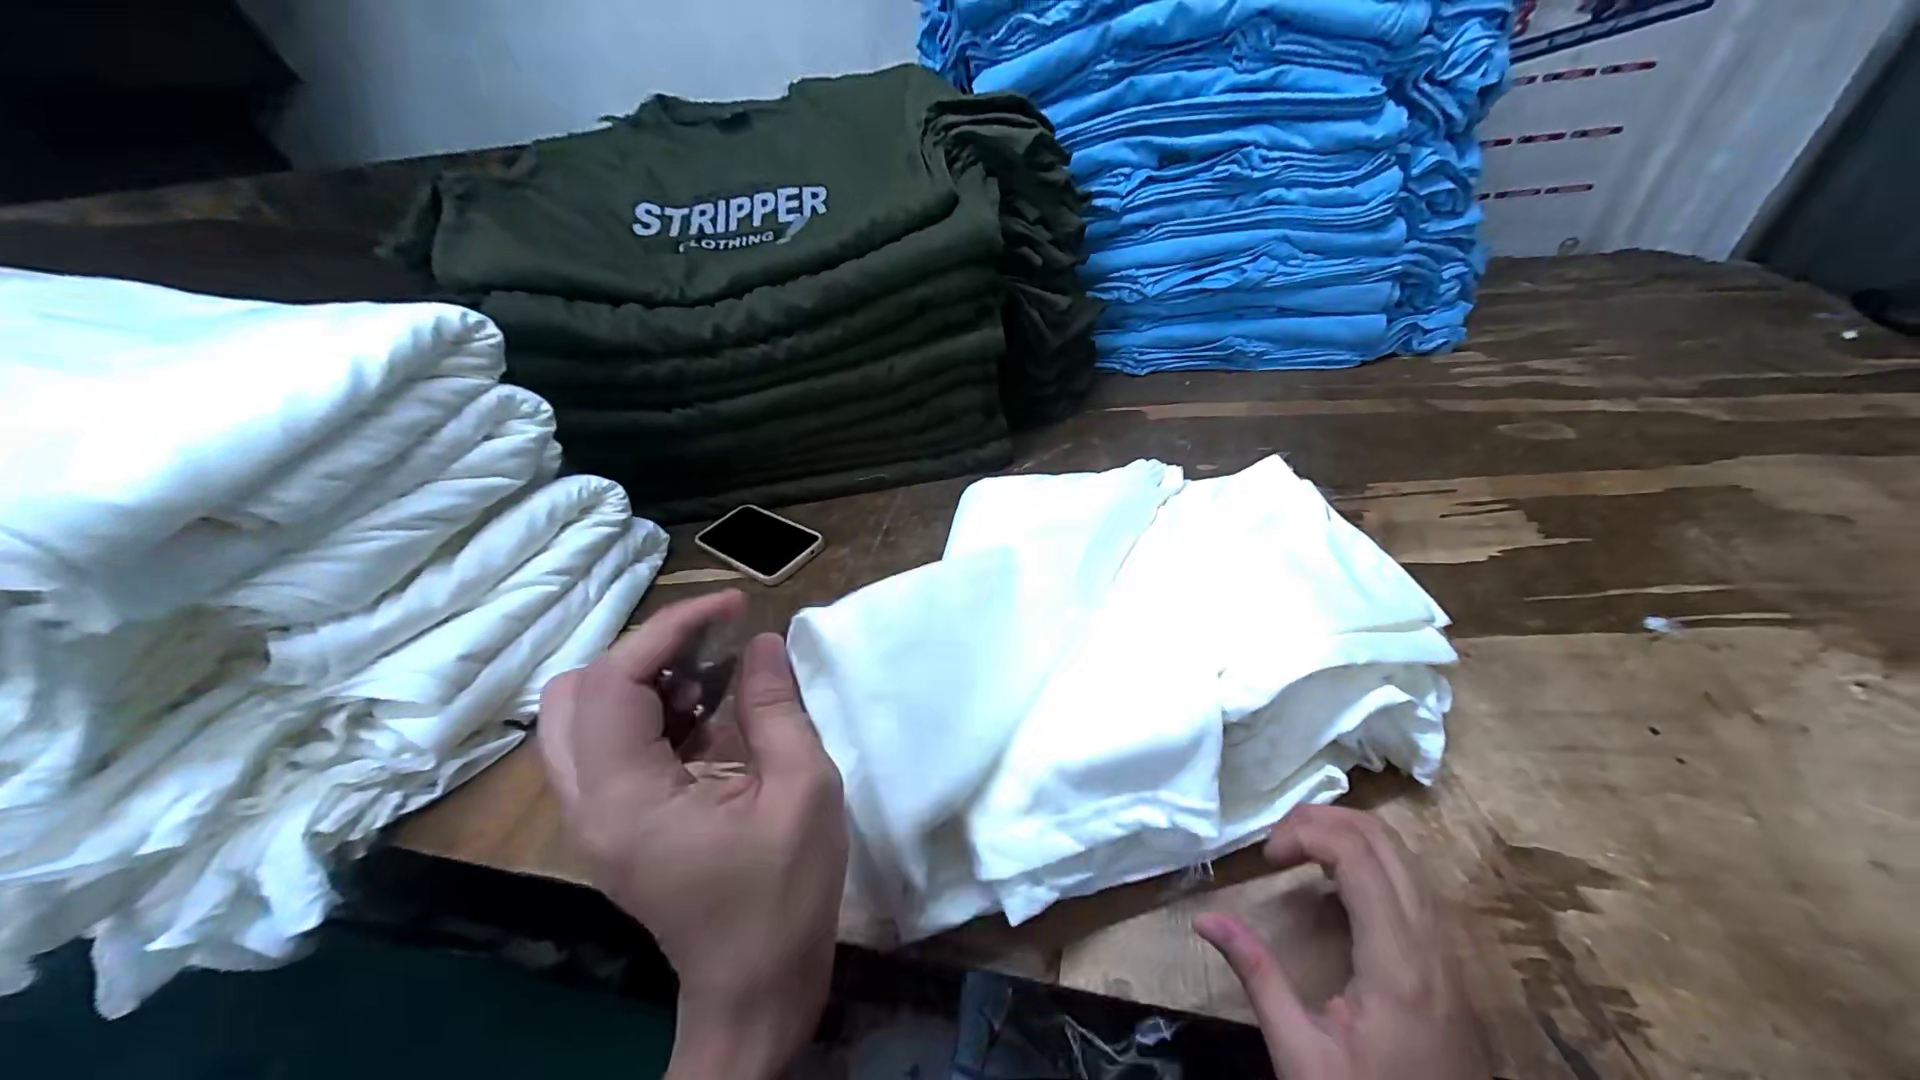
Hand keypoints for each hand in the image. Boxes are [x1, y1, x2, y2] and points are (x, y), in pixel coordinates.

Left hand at [538, 591, 847, 1079]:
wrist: (755, 988)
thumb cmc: (785, 895)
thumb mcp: (803, 789)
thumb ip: (777, 707)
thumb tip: (764, 641)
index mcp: (626, 800)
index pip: (614, 682)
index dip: (673, 627)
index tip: (734, 605)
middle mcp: (588, 805)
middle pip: (575, 692)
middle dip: (646, 650)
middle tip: (714, 644)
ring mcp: (593, 817)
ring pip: (581, 717)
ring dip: (645, 679)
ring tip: (715, 677)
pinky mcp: (611, 823)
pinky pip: (607, 743)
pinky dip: (650, 711)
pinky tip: (708, 716)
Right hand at [1193, 806, 1488, 1079]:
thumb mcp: (1300, 1055)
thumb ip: (1257, 975)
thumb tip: (1205, 918)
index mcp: (1397, 964)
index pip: (1358, 854)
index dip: (1306, 833)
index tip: (1267, 857)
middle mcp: (1432, 945)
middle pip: (1385, 840)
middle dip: (1324, 820)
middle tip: (1278, 841)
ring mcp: (1450, 953)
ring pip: (1406, 856)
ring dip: (1349, 835)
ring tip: (1301, 849)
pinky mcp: (1452, 964)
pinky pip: (1415, 882)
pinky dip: (1372, 860)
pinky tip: (1340, 882)